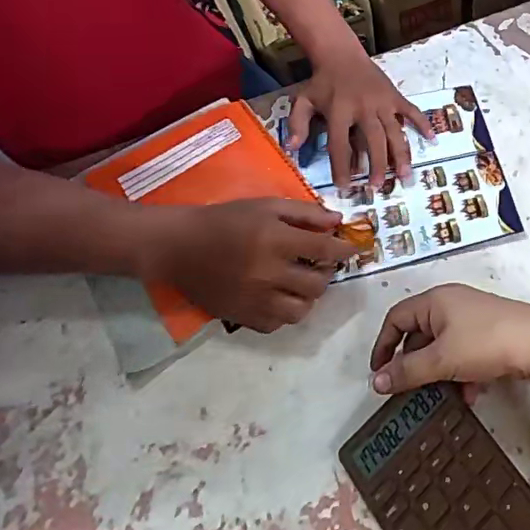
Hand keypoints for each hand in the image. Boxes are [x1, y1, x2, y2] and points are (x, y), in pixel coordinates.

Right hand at [134, 198, 357, 331]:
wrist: (179, 246)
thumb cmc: (227, 219)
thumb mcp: (268, 205)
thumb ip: (305, 213)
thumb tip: (338, 222)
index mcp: (276, 240)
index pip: (325, 250)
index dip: (344, 250)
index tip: (351, 248)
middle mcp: (268, 273)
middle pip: (317, 284)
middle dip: (326, 272)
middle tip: (321, 262)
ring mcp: (254, 299)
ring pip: (301, 310)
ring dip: (309, 296)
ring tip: (303, 282)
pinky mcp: (240, 316)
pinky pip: (276, 324)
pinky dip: (285, 312)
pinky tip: (281, 296)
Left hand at [287, 51, 432, 187]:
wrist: (341, 55)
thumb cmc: (322, 82)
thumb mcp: (303, 101)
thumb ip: (297, 124)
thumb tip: (293, 149)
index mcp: (339, 111)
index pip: (340, 145)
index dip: (342, 168)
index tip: (345, 187)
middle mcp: (363, 108)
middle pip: (373, 141)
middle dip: (377, 166)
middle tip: (378, 187)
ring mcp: (382, 102)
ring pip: (395, 132)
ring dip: (400, 154)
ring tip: (405, 175)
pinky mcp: (395, 96)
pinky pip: (412, 111)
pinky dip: (422, 124)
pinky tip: (432, 139)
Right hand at [369, 284, 529, 394]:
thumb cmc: (483, 343)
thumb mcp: (440, 360)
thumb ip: (407, 372)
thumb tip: (376, 381)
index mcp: (435, 300)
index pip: (397, 317)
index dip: (383, 345)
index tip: (378, 375)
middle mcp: (452, 303)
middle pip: (420, 333)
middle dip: (414, 365)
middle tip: (409, 392)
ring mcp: (473, 317)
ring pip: (443, 347)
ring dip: (440, 374)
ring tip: (442, 398)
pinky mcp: (490, 332)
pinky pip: (464, 352)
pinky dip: (462, 373)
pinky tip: (471, 394)